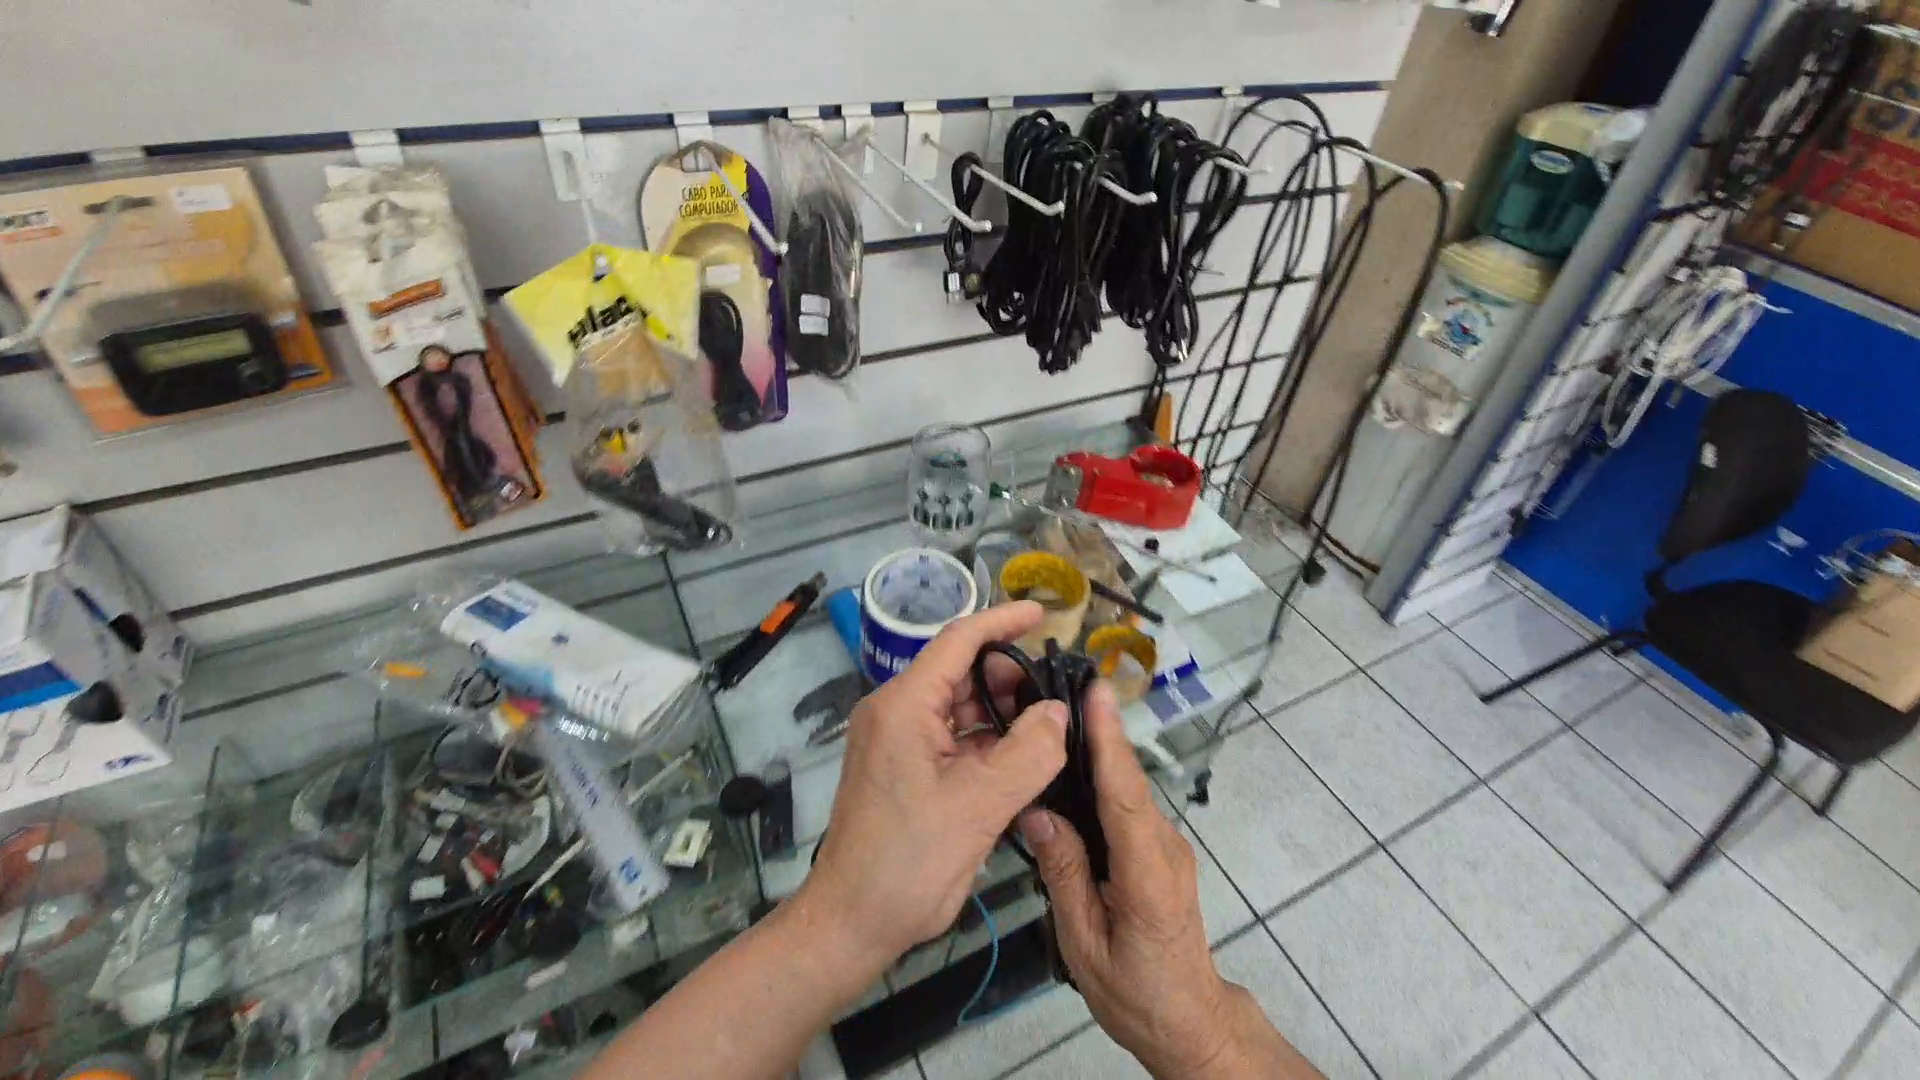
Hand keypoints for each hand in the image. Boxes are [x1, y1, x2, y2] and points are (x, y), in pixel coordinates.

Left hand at [799, 601, 1069, 966]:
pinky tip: (1023, 759)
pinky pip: (954, 742)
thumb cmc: (908, 859)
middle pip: (960, 674)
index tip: (1042, 614)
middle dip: (1008, 678)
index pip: (958, 641)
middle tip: (1056, 694)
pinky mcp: (906, 770)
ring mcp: (898, 743)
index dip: (1002, 622)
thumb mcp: (979, 805)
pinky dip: (988, 746)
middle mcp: (897, 713)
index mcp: (904, 705)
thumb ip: (1030, 753)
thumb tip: (1059, 712)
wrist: (854, 921)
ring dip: (1002, 715)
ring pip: (960, 710)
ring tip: (1048, 727)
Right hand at [1021, 683, 1317, 1078]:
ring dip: (1097, 754)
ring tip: (1057, 719)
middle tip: (1060, 689)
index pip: (1125, 795)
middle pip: (1127, 783)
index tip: (1098, 694)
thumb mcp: (1085, 944)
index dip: (1110, 742)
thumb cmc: (1135, 993)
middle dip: (1098, 732)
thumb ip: (1064, 874)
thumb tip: (1039, 812)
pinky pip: (1127, 808)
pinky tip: (1070, 773)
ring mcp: (1168, 847)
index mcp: (1147, 874)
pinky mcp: (1161, 851)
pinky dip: (1101, 783)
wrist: (1190, 1022)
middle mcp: (1165, 848)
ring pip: (1127, 792)